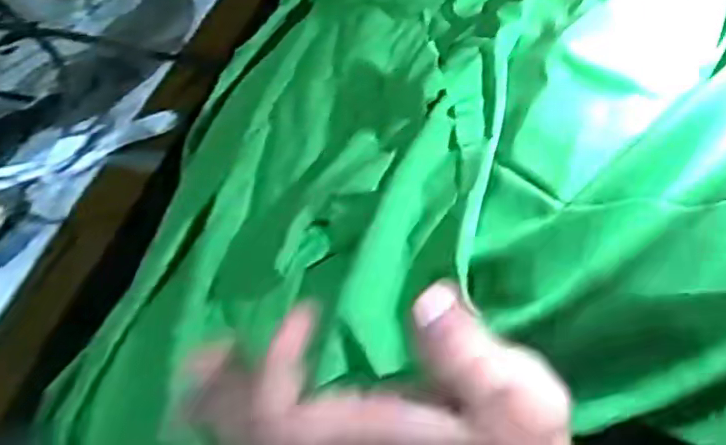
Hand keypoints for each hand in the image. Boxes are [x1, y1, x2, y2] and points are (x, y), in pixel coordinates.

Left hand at [184, 282, 571, 444]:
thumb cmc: (516, 435)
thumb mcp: (508, 391)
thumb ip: (464, 351)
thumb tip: (426, 296)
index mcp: (368, 437)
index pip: (283, 418)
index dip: (273, 366)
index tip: (303, 310)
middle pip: (254, 439)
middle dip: (221, 397)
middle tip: (209, 348)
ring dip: (227, 412)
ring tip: (214, 373)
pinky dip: (257, 425)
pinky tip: (263, 404)